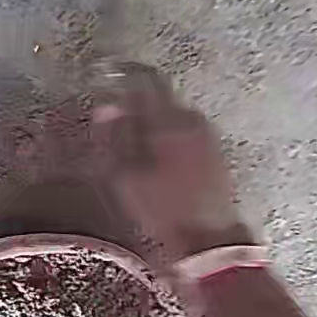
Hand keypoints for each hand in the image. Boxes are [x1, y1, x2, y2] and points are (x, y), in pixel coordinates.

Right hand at [92, 63, 253, 263]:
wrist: (209, 244)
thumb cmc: (161, 210)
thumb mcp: (124, 175)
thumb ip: (112, 135)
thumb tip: (105, 105)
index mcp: (167, 120)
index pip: (143, 78)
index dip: (120, 72)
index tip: (102, 72)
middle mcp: (191, 120)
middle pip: (158, 95)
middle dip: (133, 100)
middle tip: (111, 117)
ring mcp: (206, 134)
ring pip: (170, 113)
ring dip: (150, 118)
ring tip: (129, 142)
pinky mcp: (214, 151)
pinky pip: (183, 129)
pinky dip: (165, 133)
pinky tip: (152, 156)